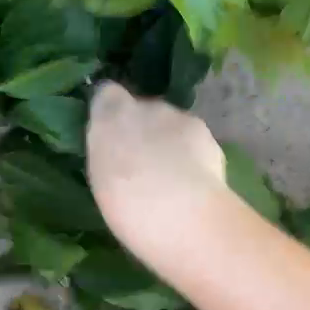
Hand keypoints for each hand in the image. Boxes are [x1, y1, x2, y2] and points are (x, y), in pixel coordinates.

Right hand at [86, 82, 241, 259]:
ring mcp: (180, 118)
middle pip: (141, 108)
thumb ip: (106, 151)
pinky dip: (192, 153)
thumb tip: (113, 146)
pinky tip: (193, 181)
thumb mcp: (100, 179)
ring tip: (170, 176)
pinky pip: (193, 139)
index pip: (106, 94)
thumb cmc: (127, 204)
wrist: (184, 215)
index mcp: (109, 114)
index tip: (109, 134)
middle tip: (140, 163)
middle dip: (141, 128)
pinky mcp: (209, 136)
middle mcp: (145, 106)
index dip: (109, 110)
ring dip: (167, 140)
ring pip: (170, 123)